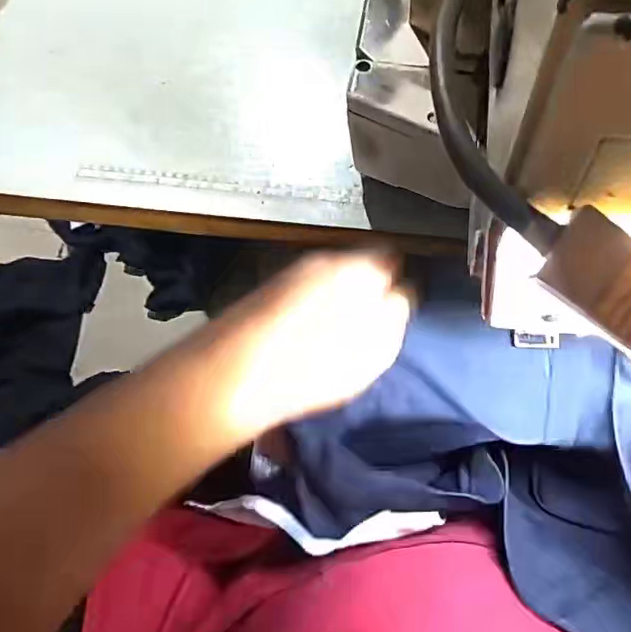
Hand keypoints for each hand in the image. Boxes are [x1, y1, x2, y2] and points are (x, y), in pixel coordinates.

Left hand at [185, 249, 412, 435]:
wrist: (226, 377)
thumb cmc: (314, 364)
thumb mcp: (377, 346)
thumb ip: (398, 312)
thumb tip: (404, 292)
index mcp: (356, 266)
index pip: (393, 254)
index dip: (401, 279)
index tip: (402, 304)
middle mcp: (322, 260)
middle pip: (359, 266)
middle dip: (370, 289)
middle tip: (374, 325)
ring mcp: (289, 274)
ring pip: (330, 280)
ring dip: (340, 301)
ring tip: (340, 338)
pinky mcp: (264, 295)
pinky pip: (305, 295)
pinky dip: (313, 312)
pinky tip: (307, 342)